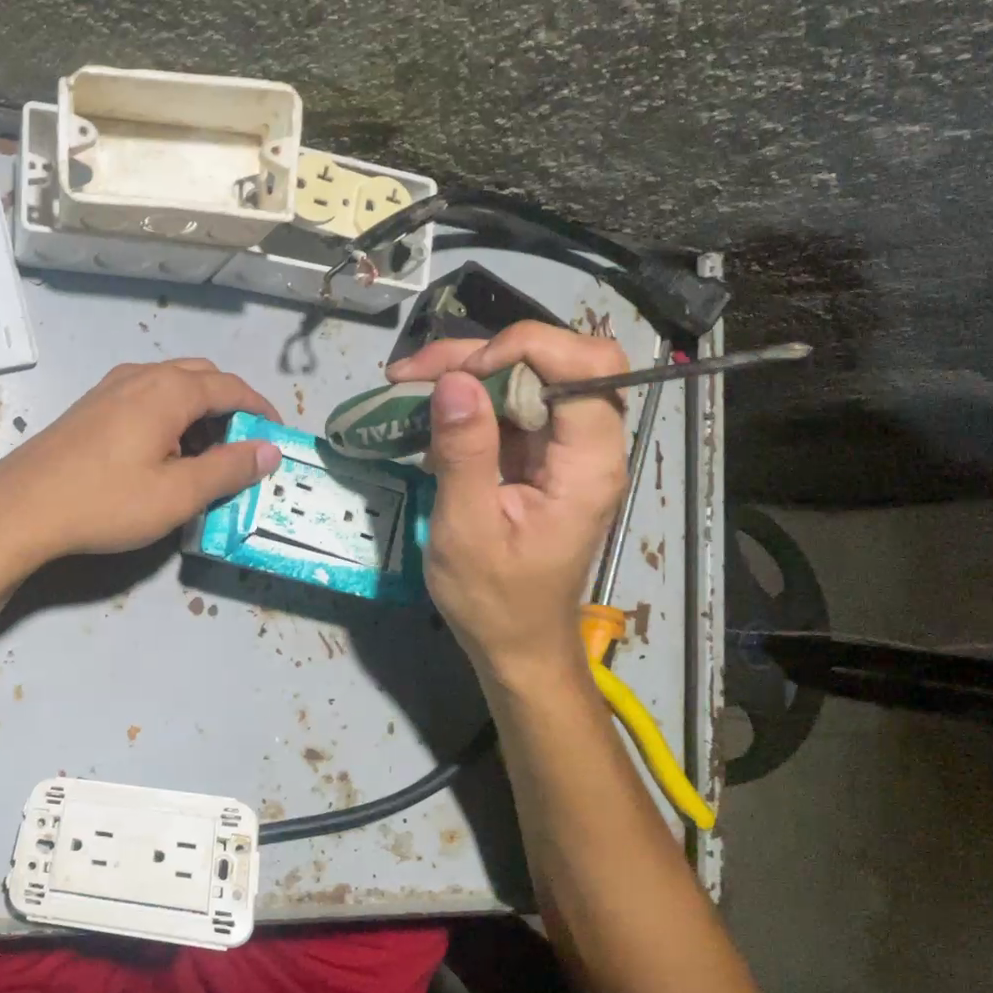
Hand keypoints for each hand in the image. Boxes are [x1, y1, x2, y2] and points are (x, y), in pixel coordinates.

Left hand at [0, 359, 281, 576]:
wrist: (21, 509)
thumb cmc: (105, 502)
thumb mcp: (177, 494)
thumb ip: (228, 469)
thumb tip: (269, 450)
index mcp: (169, 389)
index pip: (231, 387)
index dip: (260, 411)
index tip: (277, 438)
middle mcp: (140, 375)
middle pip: (201, 378)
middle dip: (229, 408)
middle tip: (241, 449)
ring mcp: (109, 388)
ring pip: (170, 387)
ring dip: (197, 413)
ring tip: (204, 458)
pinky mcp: (89, 407)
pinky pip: (143, 398)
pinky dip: (167, 417)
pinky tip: (160, 455)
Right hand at [386, 322, 628, 680]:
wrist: (513, 643)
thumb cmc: (494, 599)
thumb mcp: (467, 530)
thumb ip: (465, 453)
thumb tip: (452, 382)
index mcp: (587, 464)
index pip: (586, 367)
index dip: (524, 349)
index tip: (458, 376)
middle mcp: (587, 446)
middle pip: (553, 362)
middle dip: (480, 355)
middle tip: (410, 375)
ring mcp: (562, 450)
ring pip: (526, 378)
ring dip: (465, 374)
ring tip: (405, 386)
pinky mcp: (537, 458)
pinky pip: (508, 408)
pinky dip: (465, 402)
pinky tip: (423, 413)